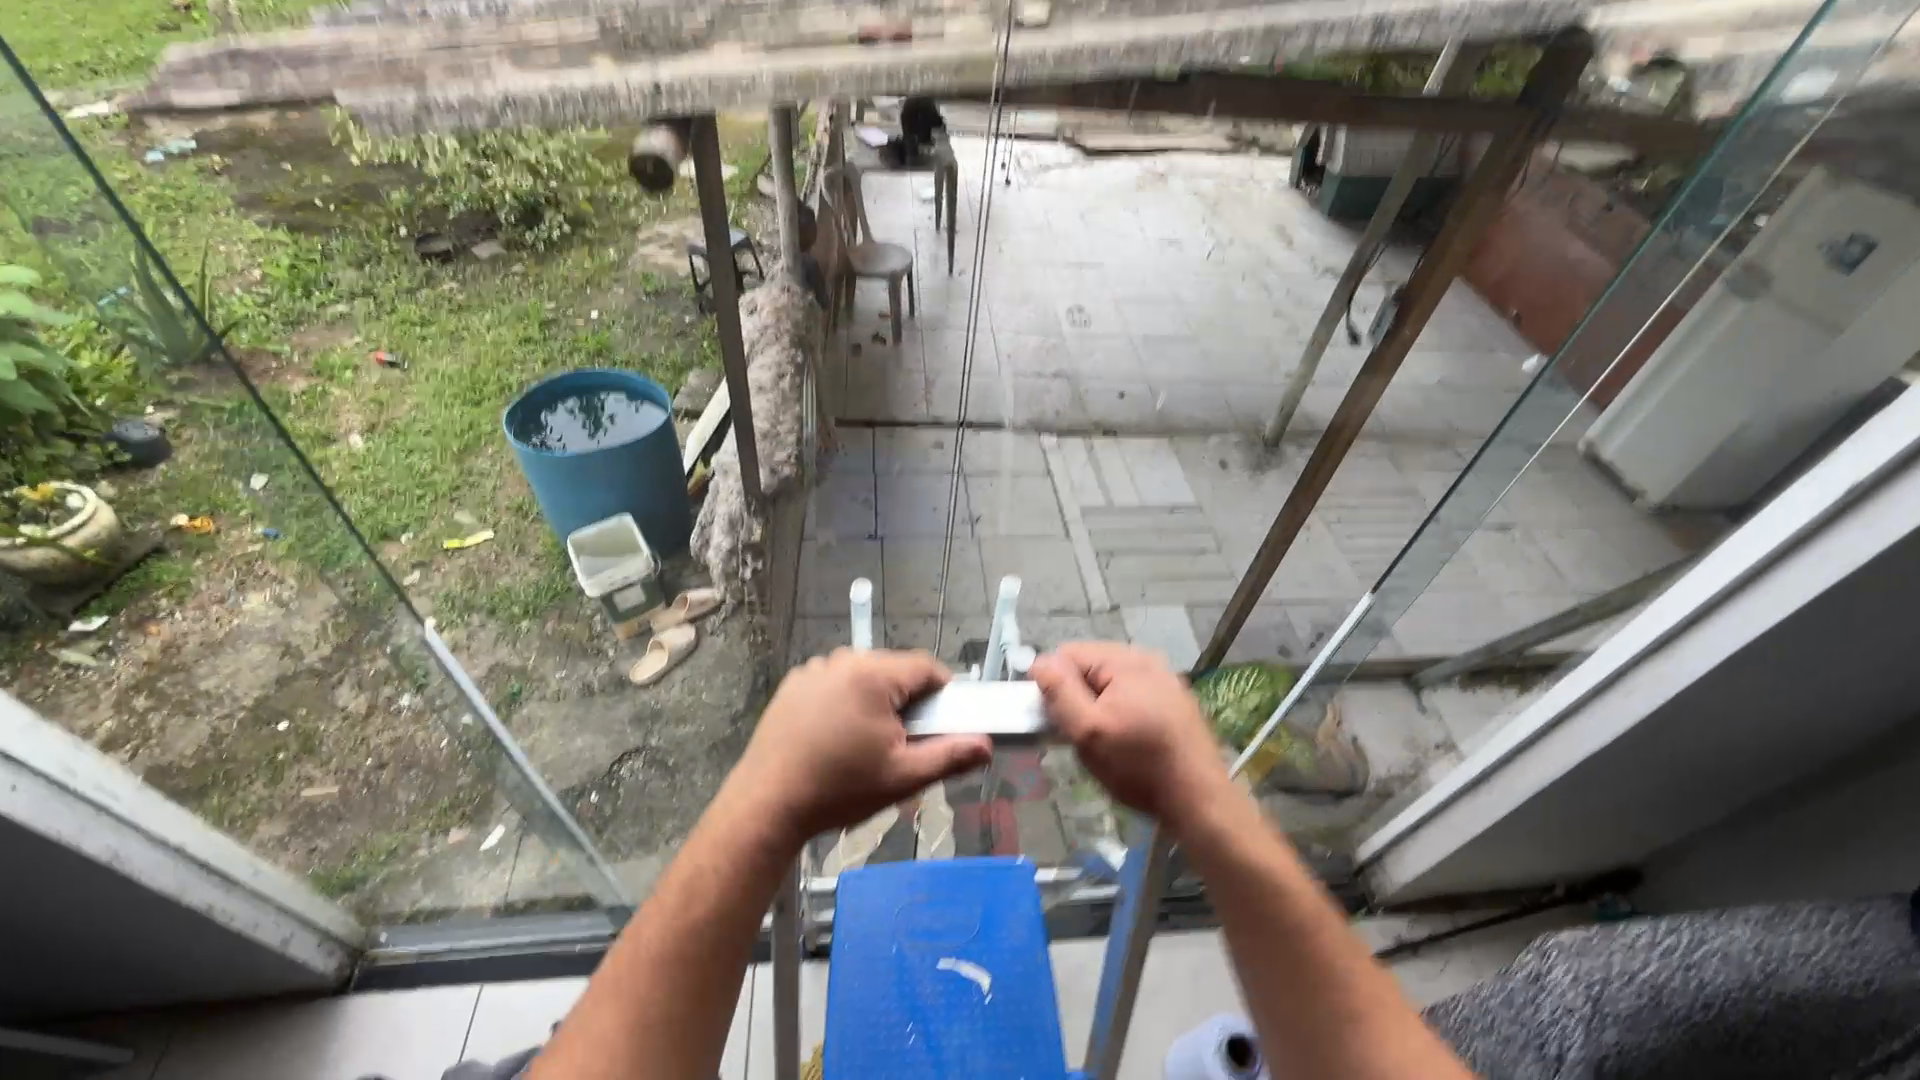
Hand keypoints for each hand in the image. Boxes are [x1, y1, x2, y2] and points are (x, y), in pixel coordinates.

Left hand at [729, 648, 991, 842]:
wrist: (767, 804)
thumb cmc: (840, 789)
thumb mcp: (903, 778)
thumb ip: (950, 756)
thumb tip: (987, 745)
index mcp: (873, 675)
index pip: (926, 668)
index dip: (943, 694)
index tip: (941, 727)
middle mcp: (843, 661)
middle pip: (894, 671)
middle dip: (906, 701)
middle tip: (902, 744)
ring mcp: (813, 670)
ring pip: (864, 677)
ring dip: (875, 701)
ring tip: (866, 745)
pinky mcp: (792, 685)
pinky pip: (834, 684)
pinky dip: (844, 702)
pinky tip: (834, 739)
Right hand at [1030, 643, 1230, 831]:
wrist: (1199, 800)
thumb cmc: (1140, 767)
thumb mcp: (1089, 732)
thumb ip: (1060, 693)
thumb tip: (1039, 662)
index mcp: (1126, 659)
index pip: (1067, 654)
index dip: (1052, 685)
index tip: (1053, 720)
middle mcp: (1148, 659)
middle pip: (1090, 667)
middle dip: (1077, 697)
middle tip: (1079, 735)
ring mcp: (1165, 679)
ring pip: (1110, 684)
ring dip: (1098, 707)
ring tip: (1103, 742)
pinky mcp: (1175, 701)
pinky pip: (1132, 695)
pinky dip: (1120, 713)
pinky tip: (1128, 743)